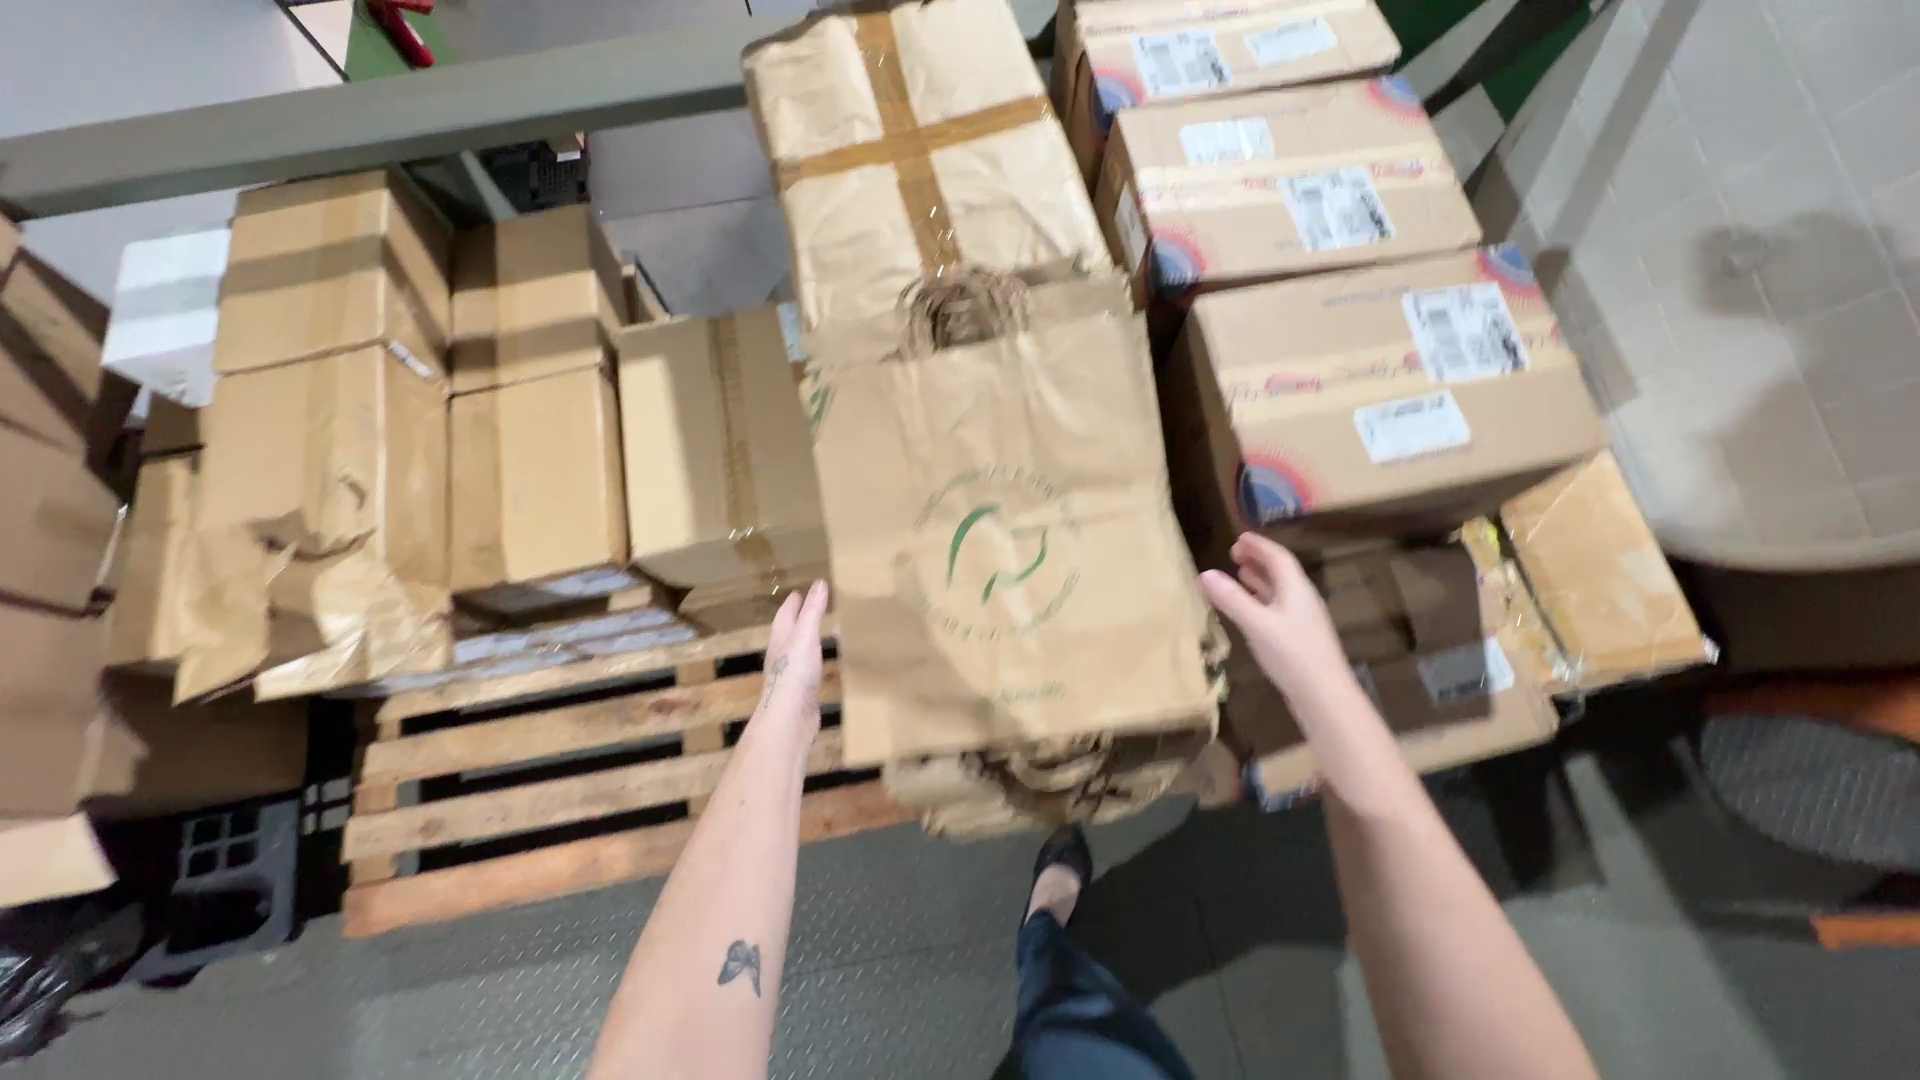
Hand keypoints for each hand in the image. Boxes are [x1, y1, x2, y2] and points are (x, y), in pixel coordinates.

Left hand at [753, 581, 829, 734]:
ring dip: (805, 639)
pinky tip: (820, 663)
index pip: (786, 614)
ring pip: (797, 650)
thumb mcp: (806, 635)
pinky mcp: (800, 691)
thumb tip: (819, 581)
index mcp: (780, 638)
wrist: (789, 718)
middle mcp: (781, 654)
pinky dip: (813, 660)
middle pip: (788, 631)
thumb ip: (813, 610)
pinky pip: (807, 669)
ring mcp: (790, 674)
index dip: (793, 602)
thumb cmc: (795, 672)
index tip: (800, 591)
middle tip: (811, 606)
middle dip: (797, 618)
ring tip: (819, 631)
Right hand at [1197, 533, 1348, 699]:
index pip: (1278, 557)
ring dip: (1260, 579)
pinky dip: (1262, 600)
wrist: (1324, 695)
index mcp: (1296, 589)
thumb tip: (1204, 573)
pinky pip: (1278, 607)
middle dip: (1258, 559)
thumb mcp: (1256, 624)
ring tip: (1240, 574)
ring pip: (1280, 590)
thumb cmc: (1291, 654)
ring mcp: (1303, 619)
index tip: (1239, 537)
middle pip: (1281, 571)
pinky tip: (1251, 610)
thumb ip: (1231, 599)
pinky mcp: (1299, 637)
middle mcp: (1302, 599)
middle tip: (1234, 553)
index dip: (1259, 545)